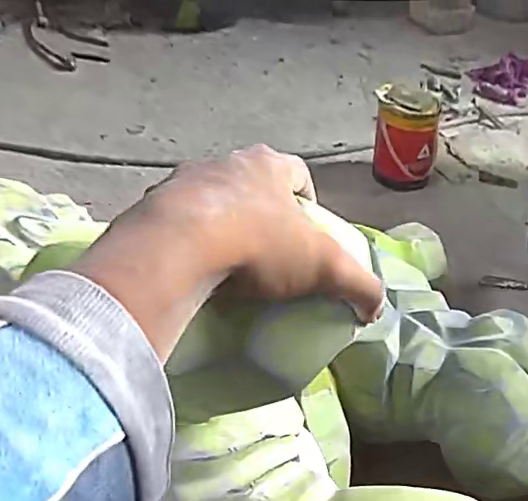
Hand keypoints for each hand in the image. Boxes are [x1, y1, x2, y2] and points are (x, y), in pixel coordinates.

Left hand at [71, 145, 385, 358]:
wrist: (183, 245)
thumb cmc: (259, 246)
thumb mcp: (323, 268)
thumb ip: (357, 286)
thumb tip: (375, 310)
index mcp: (268, 167)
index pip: (296, 173)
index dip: (306, 199)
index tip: (306, 228)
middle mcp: (225, 163)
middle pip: (249, 184)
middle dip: (259, 210)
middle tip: (265, 250)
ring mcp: (183, 182)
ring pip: (209, 200)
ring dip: (219, 224)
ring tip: (226, 263)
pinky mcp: (152, 209)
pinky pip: (174, 225)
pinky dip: (185, 243)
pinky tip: (192, 270)